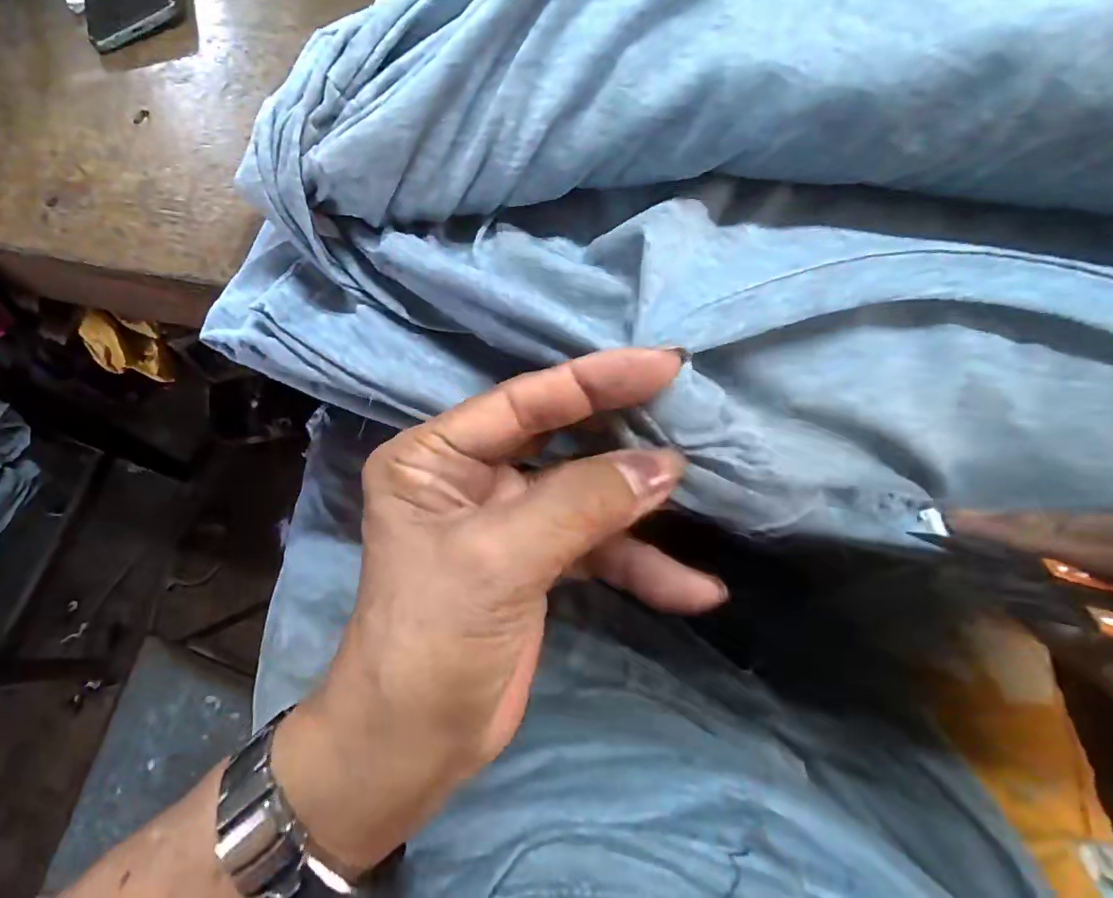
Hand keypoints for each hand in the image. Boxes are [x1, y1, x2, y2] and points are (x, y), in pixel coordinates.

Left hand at [272, 348, 725, 875]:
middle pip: (559, 438)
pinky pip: (594, 548)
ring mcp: (505, 519)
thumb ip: (581, 504)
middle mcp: (468, 476)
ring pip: (584, 494)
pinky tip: (693, 589)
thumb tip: (664, 464)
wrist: (412, 747)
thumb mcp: (500, 559)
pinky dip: (639, 565)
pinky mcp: (534, 563)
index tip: (664, 364)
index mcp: (435, 456)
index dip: (594, 379)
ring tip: (700, 496)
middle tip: (690, 408)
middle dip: (622, 431)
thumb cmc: (431, 638)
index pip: (522, 401)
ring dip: (639, 506)